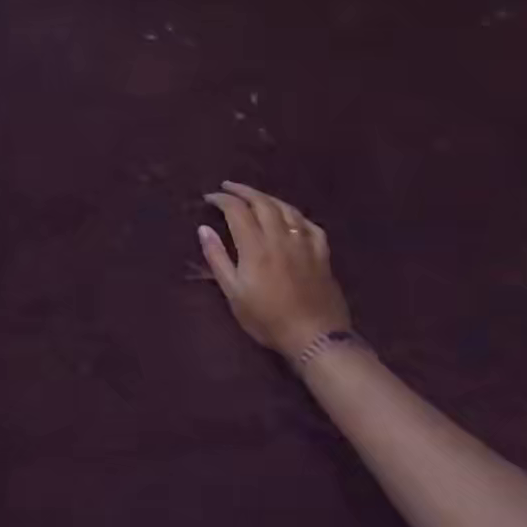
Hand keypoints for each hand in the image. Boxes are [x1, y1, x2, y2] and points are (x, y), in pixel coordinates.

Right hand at [199, 181, 351, 359]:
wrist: (316, 340)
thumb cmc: (268, 318)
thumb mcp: (233, 292)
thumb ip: (217, 257)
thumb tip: (203, 229)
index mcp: (255, 246)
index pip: (236, 210)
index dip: (221, 199)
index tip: (209, 198)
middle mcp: (280, 238)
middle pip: (262, 202)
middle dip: (243, 190)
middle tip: (228, 186)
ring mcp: (304, 245)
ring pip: (286, 209)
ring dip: (268, 197)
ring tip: (255, 196)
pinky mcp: (322, 256)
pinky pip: (311, 226)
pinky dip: (297, 216)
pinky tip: (290, 217)